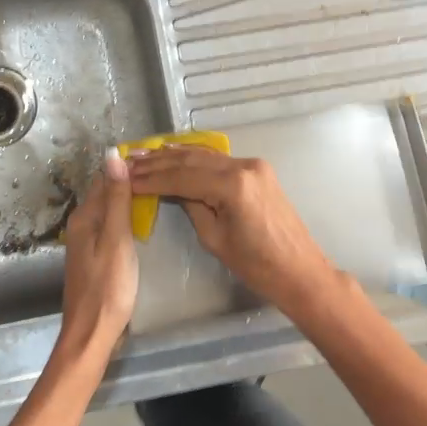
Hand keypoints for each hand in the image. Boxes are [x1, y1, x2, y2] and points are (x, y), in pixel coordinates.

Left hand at [59, 150, 138, 357]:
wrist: (92, 334)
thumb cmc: (107, 287)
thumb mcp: (116, 239)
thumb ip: (117, 198)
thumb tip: (112, 155)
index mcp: (84, 217)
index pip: (105, 179)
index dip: (126, 168)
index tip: (155, 158)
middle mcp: (81, 225)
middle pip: (106, 194)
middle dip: (128, 182)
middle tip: (162, 173)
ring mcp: (86, 243)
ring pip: (109, 212)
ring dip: (128, 201)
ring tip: (157, 192)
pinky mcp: (95, 259)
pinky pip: (110, 229)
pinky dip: (126, 221)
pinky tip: (142, 223)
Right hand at [129, 145, 338, 315]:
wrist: (300, 271)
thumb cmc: (257, 266)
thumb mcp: (214, 239)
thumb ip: (191, 206)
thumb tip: (171, 189)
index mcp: (232, 185)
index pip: (182, 177)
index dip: (152, 178)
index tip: (126, 177)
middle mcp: (243, 166)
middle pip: (191, 160)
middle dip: (158, 162)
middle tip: (128, 162)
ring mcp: (252, 164)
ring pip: (204, 154)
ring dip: (173, 155)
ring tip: (144, 155)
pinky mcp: (257, 170)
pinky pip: (218, 159)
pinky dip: (194, 158)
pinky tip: (174, 156)